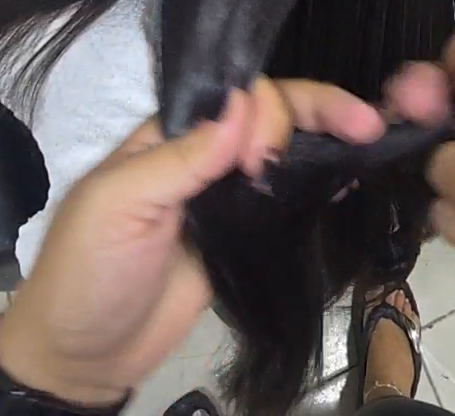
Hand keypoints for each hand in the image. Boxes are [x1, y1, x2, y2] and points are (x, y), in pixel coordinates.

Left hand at [0, 78, 438, 406]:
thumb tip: (242, 102)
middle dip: (315, 109)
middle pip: (270, 113)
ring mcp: (227, 194)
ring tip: (371, 135)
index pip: (234, 96)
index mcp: (171, 134)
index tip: (267, 154)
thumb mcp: (118, 205)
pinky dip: (320, 179)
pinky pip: (287, 196)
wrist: (83, 357)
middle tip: (362, 126)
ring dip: (327, 134)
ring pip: (284, 148)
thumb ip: (181, 156)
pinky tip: (350, 174)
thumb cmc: (88, 271)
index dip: (266, 110)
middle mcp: (205, 153)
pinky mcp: (245, 233)